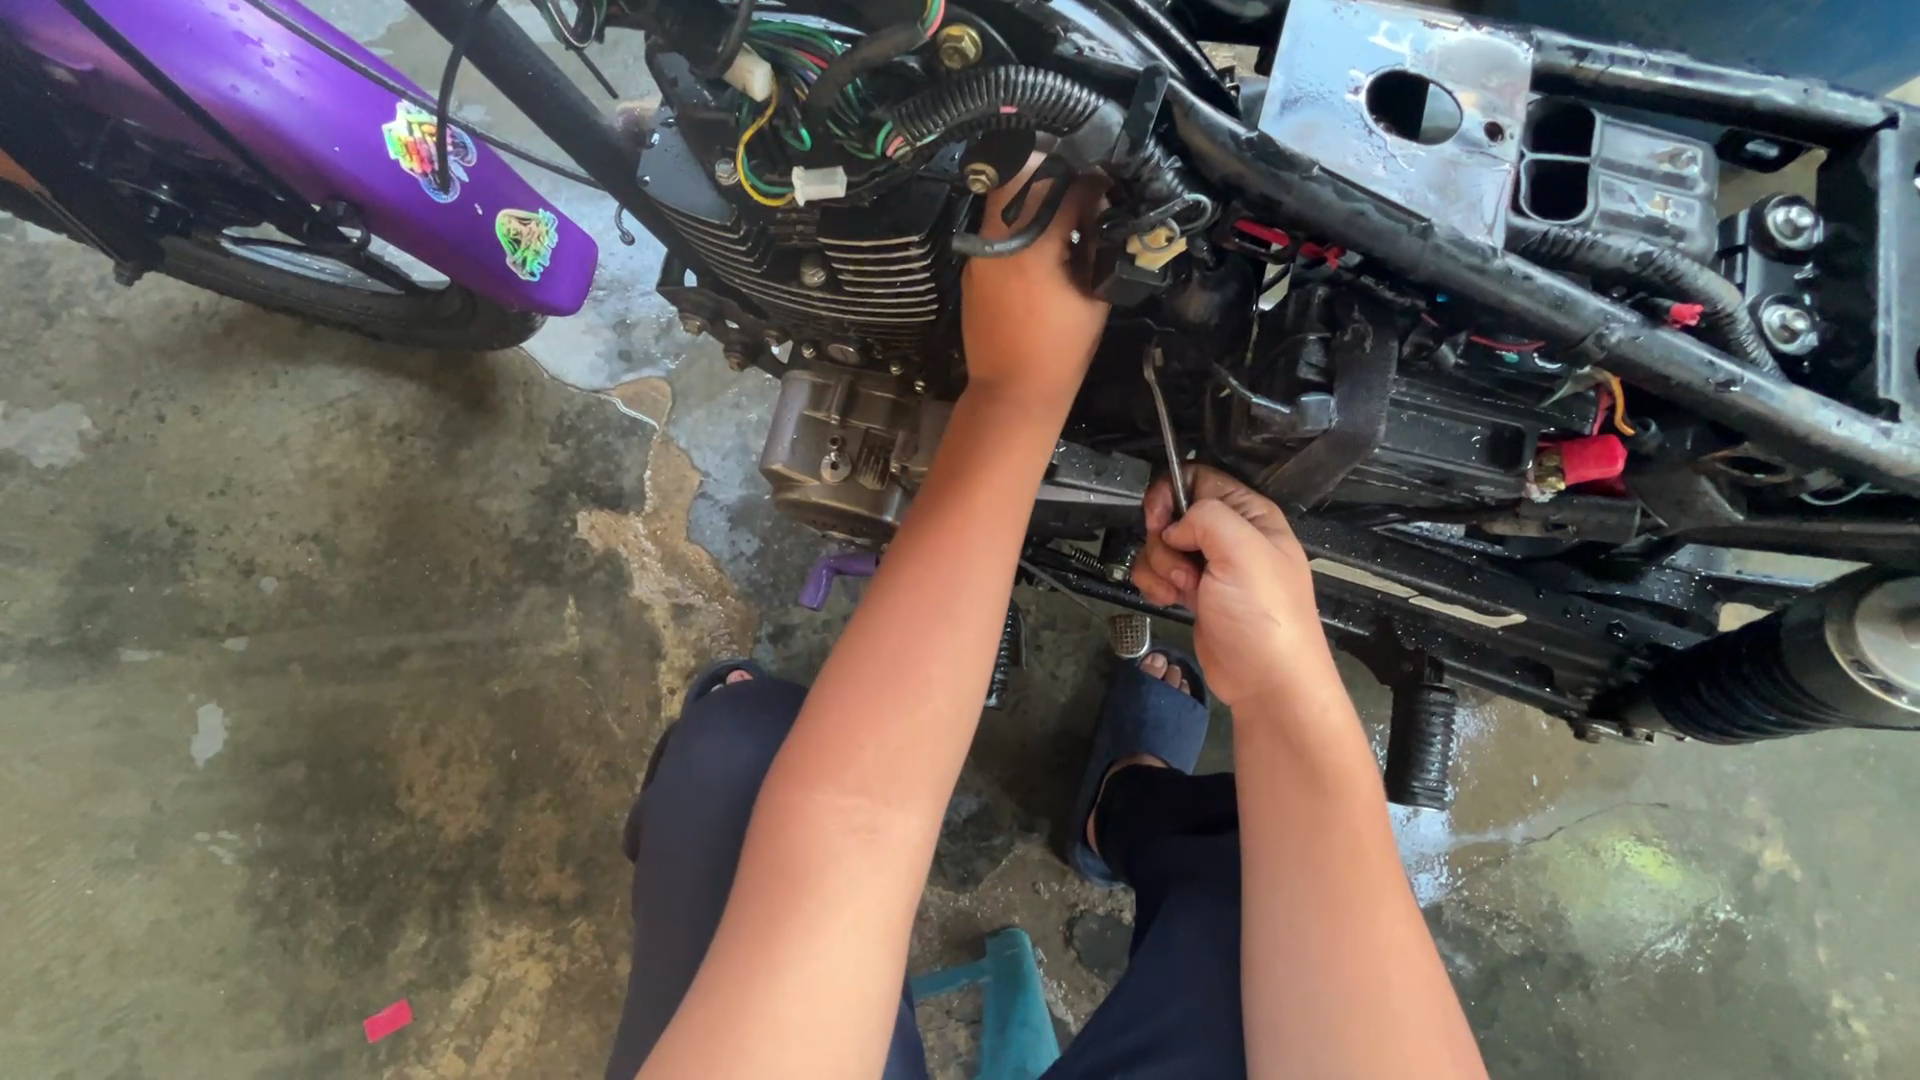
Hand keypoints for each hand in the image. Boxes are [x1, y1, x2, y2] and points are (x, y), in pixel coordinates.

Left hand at [960, 164, 1108, 402]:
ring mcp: (979, 253)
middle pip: (1021, 177)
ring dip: (1034, 197)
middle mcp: (997, 239)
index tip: (1107, 186)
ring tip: (1063, 216)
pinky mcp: (972, 269)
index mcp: (1031, 245)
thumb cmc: (1060, 352)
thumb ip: (1099, 249)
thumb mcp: (1094, 298)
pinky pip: (996, 228)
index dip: (1090, 182)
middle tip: (1081, 190)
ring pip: (1003, 199)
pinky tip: (1041, 244)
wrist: (1011, 392)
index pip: (1063, 187)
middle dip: (1055, 175)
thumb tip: (1101, 214)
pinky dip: (1019, 224)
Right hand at [1133, 465, 1333, 706]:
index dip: (1171, 493)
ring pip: (1160, 545)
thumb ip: (1206, 518)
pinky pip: (1159, 573)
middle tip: (1183, 565)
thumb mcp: (1242, 551)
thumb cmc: (1263, 614)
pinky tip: (1170, 601)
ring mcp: (1210, 566)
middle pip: (1172, 514)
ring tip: (1181, 590)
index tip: (1160, 519)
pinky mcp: (1194, 592)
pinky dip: (1156, 585)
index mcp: (1250, 515)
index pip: (1199, 478)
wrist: (1266, 681)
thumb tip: (1175, 526)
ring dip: (1159, 566)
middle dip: (1163, 539)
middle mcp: (1229, 535)